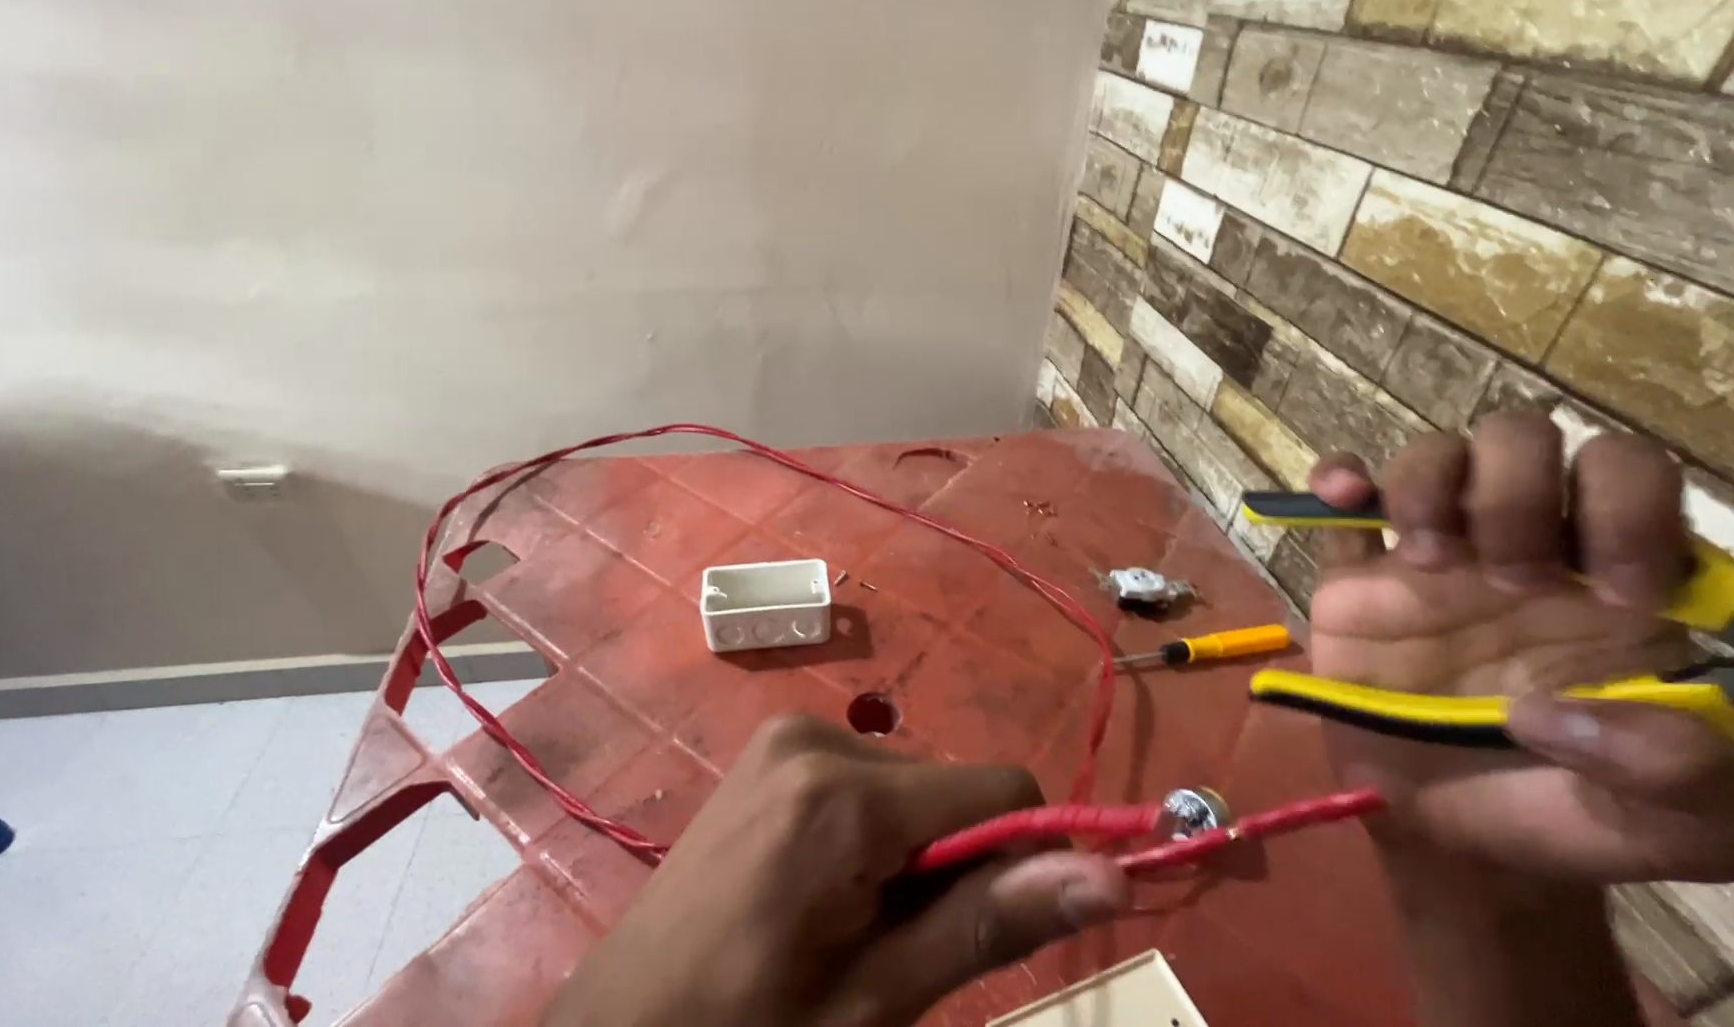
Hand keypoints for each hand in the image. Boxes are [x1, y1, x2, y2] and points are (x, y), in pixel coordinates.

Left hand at [543, 714, 1129, 1026]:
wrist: (626, 1024)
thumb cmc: (754, 1025)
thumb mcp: (879, 996)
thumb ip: (990, 922)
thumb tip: (1108, 875)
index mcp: (845, 794)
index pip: (1002, 789)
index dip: (1022, 856)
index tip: (990, 924)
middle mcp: (817, 737)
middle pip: (949, 787)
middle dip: (949, 860)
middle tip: (888, 941)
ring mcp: (785, 735)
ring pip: (909, 785)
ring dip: (908, 849)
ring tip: (846, 918)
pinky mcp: (769, 748)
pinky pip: (862, 777)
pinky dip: (870, 829)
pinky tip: (821, 884)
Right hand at [1306, 412, 1733, 884]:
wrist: (1451, 839)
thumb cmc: (1564, 819)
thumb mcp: (1680, 831)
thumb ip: (1682, 774)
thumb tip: (1560, 708)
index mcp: (1618, 583)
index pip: (1632, 479)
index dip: (1629, 509)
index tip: (1612, 593)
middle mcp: (1527, 550)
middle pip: (1524, 441)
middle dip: (1518, 493)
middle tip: (1506, 581)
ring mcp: (1432, 559)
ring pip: (1436, 454)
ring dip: (1431, 482)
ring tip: (1424, 559)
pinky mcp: (1354, 579)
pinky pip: (1340, 503)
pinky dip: (1339, 478)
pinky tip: (1345, 497)